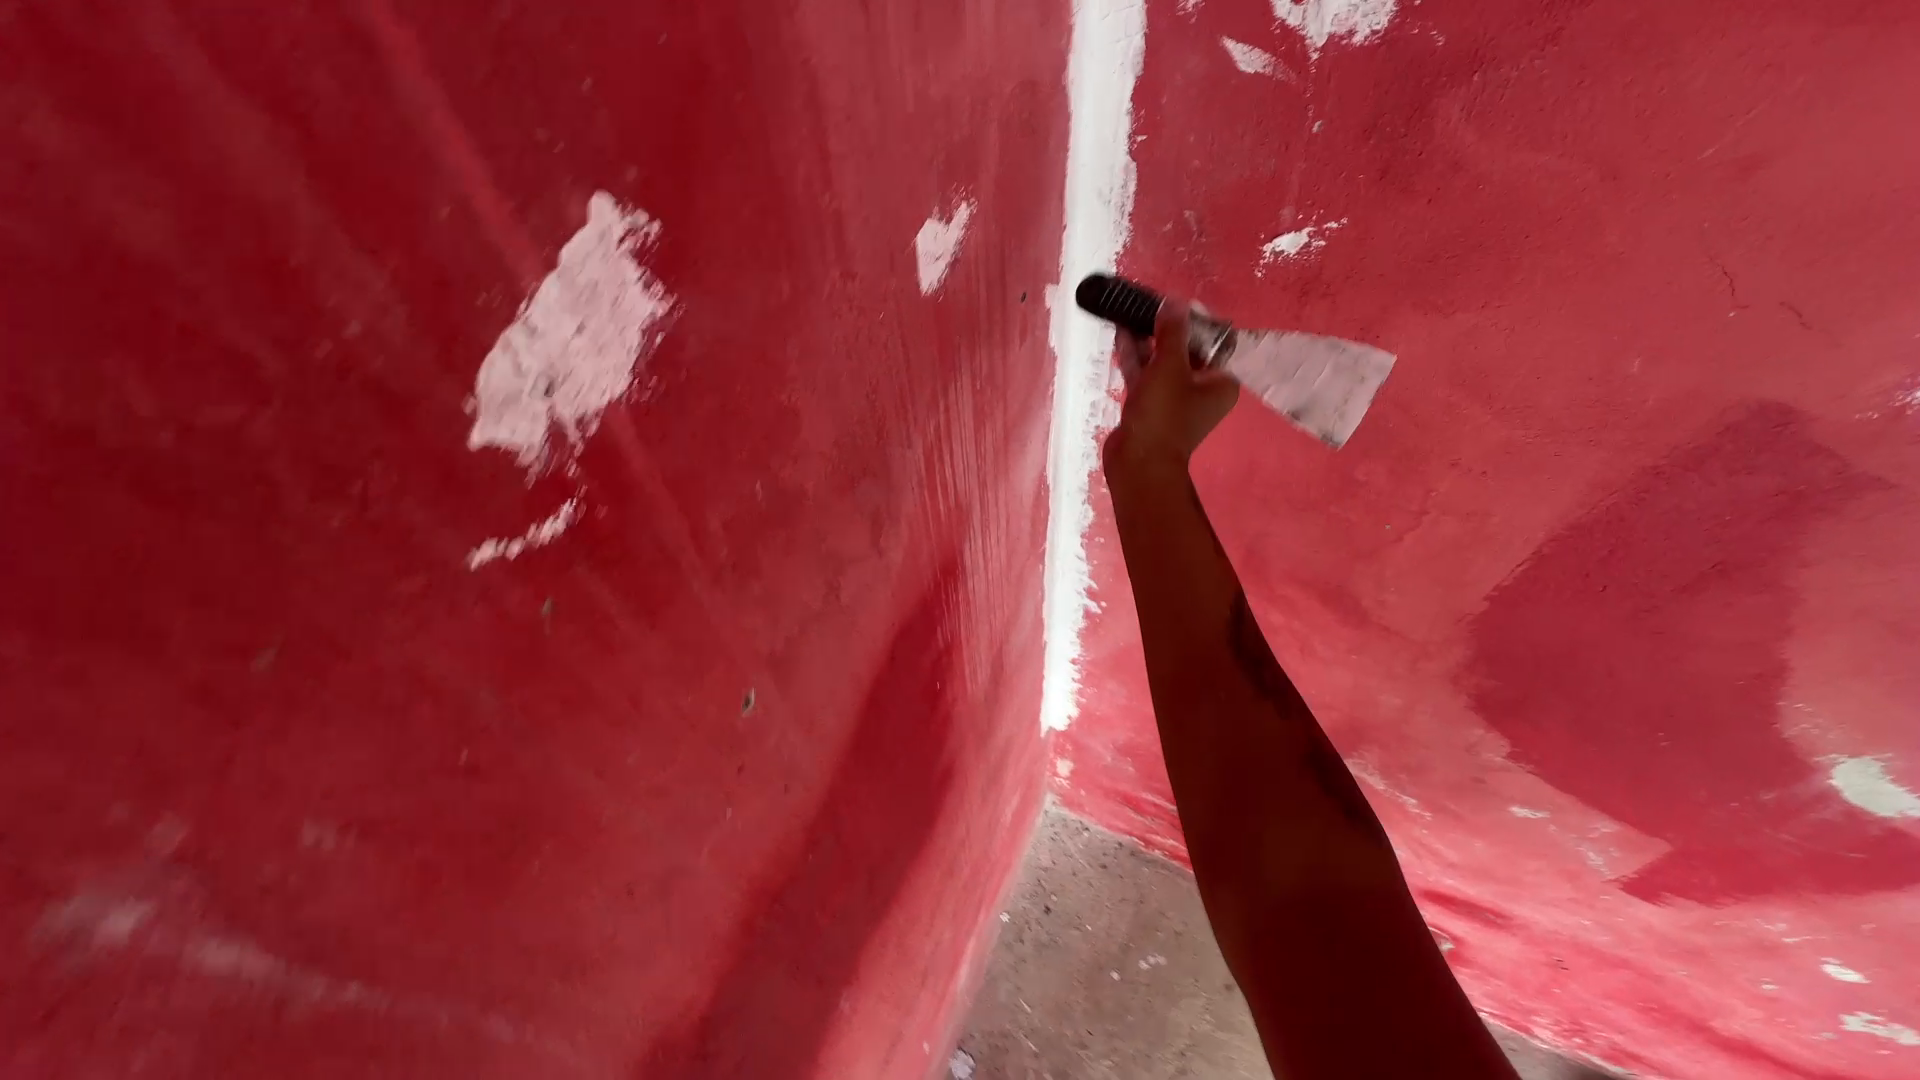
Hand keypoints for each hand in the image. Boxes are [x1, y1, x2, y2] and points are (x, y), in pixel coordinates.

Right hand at [1103, 298, 1239, 473]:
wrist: (1138, 462)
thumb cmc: (1163, 414)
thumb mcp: (1169, 365)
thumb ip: (1172, 331)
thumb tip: (1175, 302)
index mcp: (1220, 383)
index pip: (1212, 342)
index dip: (1192, 321)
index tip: (1171, 303)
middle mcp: (1201, 391)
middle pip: (1184, 351)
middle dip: (1164, 329)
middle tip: (1146, 304)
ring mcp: (1174, 401)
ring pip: (1161, 363)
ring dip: (1146, 341)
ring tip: (1128, 313)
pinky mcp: (1150, 408)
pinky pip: (1146, 377)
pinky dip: (1136, 359)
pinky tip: (1121, 334)